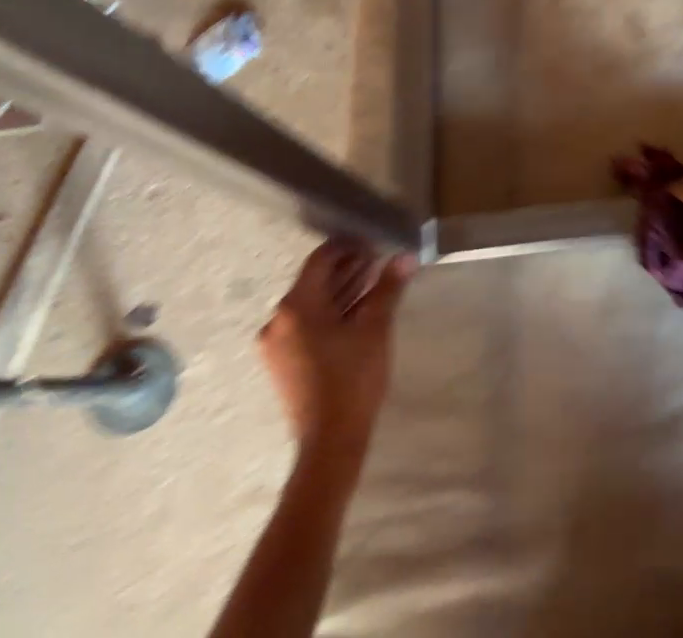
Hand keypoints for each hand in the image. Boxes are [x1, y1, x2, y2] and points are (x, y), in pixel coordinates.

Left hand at [257, 239, 415, 450]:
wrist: (330, 438)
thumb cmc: (353, 378)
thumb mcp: (375, 328)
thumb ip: (388, 289)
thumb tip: (405, 257)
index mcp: (296, 306)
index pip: (321, 259)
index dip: (348, 246)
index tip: (374, 243)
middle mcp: (278, 320)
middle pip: (314, 281)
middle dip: (347, 268)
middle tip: (379, 260)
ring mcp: (277, 343)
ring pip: (312, 304)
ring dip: (341, 291)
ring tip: (374, 282)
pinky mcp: (283, 362)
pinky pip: (307, 324)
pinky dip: (331, 313)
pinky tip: (357, 313)